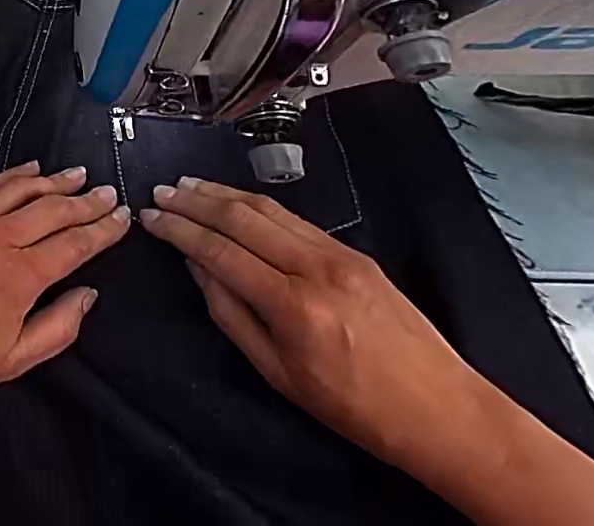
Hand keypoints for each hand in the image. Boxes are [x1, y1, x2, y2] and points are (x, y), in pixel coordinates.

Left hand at [0, 162, 128, 413]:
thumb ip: (59, 328)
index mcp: (19, 276)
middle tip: (108, 193)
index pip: (76, 243)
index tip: (122, 218)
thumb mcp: (12, 361)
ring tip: (78, 175)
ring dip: (56, 180)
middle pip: (56, 210)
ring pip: (25, 190)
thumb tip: (87, 296)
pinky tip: (30, 169)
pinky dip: (14, 175)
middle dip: (88, 201)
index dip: (104, 229)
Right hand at [139, 177, 476, 471]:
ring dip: (223, 193)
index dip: (180, 230)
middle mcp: (314, 266)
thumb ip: (233, 316)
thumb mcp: (280, 376)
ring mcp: (336, 252)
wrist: (440, 406)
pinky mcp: (351, 249)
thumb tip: (199, 268)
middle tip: (163, 191)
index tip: (153, 217)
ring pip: (267, 208)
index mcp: (294, 306)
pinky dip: (256, 204)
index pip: (221, 251)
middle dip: (196, 201)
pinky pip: (293, 218)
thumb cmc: (356, 408)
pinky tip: (237, 201)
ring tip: (190, 186)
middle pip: (241, 217)